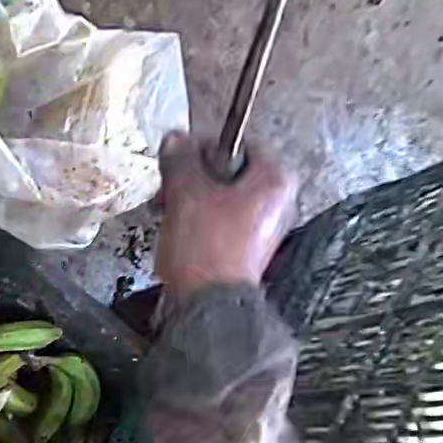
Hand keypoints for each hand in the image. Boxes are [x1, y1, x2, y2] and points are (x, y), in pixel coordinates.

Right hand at [155, 133, 299, 295]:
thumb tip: (174, 138)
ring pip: (221, 199)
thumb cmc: (205, 248)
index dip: (202, 148)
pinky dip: (197, 221)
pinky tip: (176, 231)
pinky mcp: (245, 249)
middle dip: (192, 179)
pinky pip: (220, 222)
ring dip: (189, 201)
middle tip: (166, 191)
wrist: (207, 304)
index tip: (175, 159)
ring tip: (165, 213)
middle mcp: (277, 201)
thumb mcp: (186, 196)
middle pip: (228, 173)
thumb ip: (181, 162)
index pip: (239, 144)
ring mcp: (262, 228)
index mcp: (275, 180)